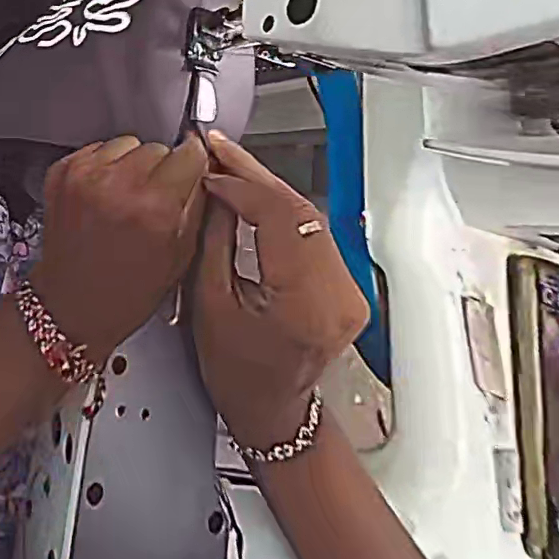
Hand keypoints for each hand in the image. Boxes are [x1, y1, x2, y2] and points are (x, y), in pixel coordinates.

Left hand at [29, 135, 208, 359]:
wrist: (70, 305)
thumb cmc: (124, 292)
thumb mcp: (180, 255)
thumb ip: (198, 204)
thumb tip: (205, 168)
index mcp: (153, 207)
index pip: (189, 153)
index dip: (194, 163)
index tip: (192, 168)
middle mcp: (117, 185)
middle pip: (158, 147)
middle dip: (162, 169)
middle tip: (154, 199)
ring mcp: (85, 176)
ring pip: (128, 143)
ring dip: (132, 164)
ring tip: (126, 198)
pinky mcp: (63, 172)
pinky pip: (98, 150)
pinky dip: (105, 167)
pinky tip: (105, 196)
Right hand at [192, 134, 370, 448]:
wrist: (274, 410)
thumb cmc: (236, 373)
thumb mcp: (210, 304)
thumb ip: (215, 240)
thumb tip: (215, 190)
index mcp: (303, 305)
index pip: (280, 218)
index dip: (241, 186)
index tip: (211, 173)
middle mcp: (337, 294)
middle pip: (298, 209)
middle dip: (253, 173)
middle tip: (219, 148)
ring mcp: (348, 288)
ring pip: (306, 213)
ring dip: (266, 185)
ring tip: (229, 163)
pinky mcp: (346, 283)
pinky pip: (312, 228)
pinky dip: (280, 206)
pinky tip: (254, 190)